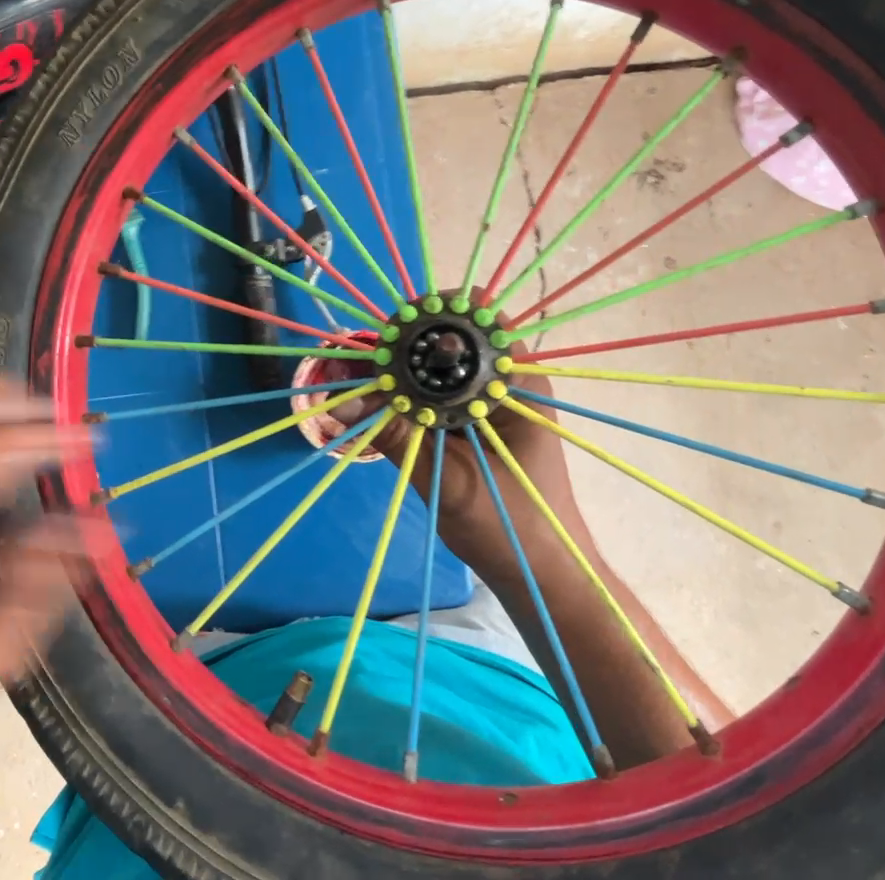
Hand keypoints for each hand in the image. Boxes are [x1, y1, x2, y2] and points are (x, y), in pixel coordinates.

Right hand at [329, 335, 600, 569]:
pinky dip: (414, 392)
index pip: (479, 316)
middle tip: (367, 359)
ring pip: (446, 363)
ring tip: (366, 378)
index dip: (433, 313)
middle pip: (456, 335)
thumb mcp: (448, 482)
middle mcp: (508, 381)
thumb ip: (398, 438)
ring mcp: (494, 401)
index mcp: (518, 384)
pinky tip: (384, 404)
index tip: (390, 332)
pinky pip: (443, 391)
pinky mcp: (479, 421)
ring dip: (408, 367)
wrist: (540, 572)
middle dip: (411, 341)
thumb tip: (344, 405)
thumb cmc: (509, 527)